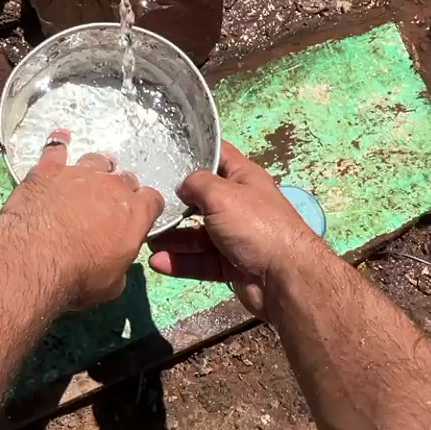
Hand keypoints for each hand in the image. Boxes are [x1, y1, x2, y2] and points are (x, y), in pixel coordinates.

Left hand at [0, 129, 163, 309]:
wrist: (34, 257)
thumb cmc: (78, 276)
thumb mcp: (111, 284)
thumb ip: (119, 264)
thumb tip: (115, 261)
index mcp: (134, 213)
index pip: (152, 200)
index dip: (147, 207)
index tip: (140, 215)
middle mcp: (111, 186)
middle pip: (125, 178)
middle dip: (121, 189)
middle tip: (110, 203)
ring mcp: (79, 173)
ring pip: (96, 160)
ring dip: (96, 168)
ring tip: (91, 173)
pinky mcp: (48, 169)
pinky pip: (56, 148)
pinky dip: (59, 144)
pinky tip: (59, 138)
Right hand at [147, 142, 328, 319]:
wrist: (284, 279)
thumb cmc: (254, 225)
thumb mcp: (221, 194)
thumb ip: (196, 183)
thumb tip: (181, 186)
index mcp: (244, 178)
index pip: (217, 155)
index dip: (194, 150)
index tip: (164, 152)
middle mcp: (239, 205)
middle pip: (201, 199)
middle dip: (175, 202)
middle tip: (146, 203)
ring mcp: (235, 236)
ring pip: (196, 234)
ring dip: (172, 237)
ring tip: (146, 238)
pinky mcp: (230, 264)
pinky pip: (200, 260)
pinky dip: (180, 261)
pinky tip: (158, 262)